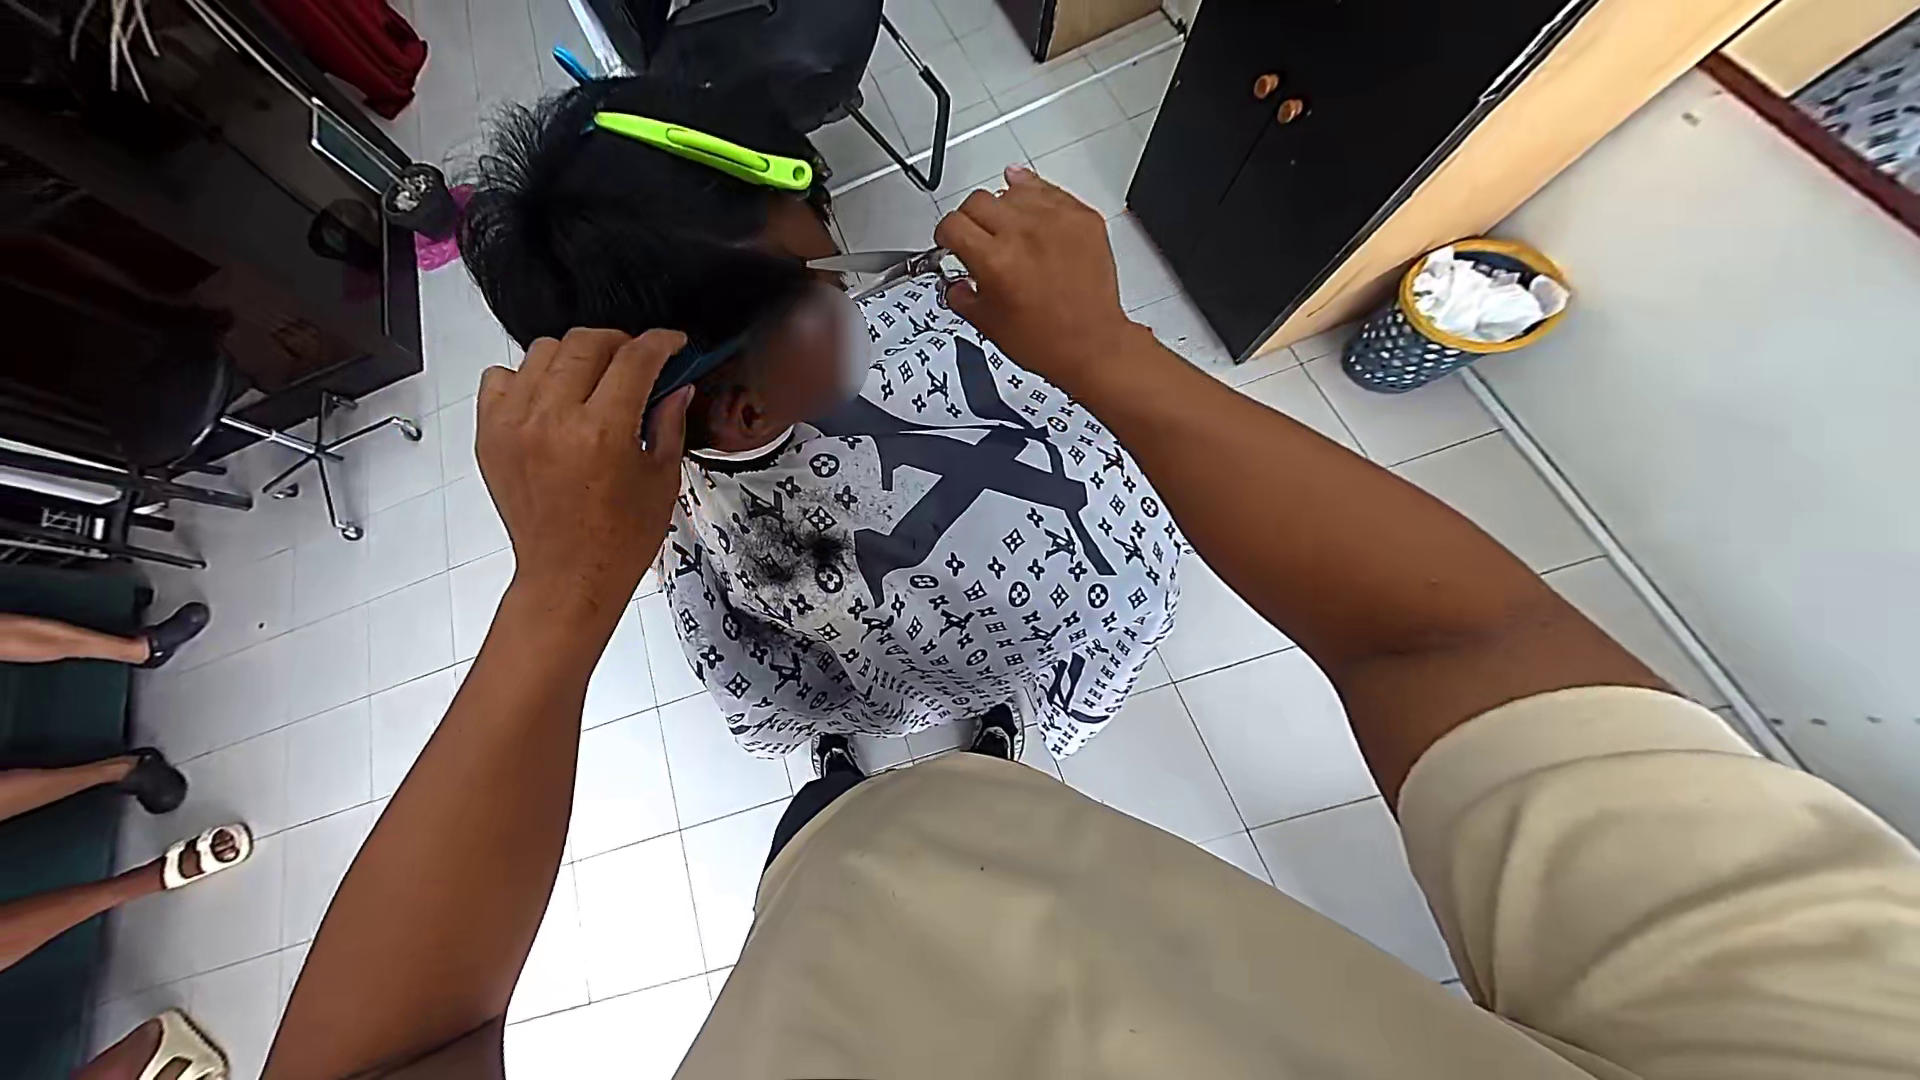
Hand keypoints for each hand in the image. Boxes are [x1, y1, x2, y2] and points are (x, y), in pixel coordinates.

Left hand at [475, 328, 693, 622]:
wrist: (571, 573)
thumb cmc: (620, 536)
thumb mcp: (662, 477)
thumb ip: (669, 421)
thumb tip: (678, 386)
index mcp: (604, 431)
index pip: (636, 358)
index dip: (661, 342)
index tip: (673, 343)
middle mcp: (553, 419)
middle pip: (587, 342)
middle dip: (622, 342)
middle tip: (640, 358)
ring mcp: (514, 424)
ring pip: (544, 351)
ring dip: (579, 355)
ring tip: (597, 379)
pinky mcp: (489, 434)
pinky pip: (502, 377)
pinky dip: (531, 376)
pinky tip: (554, 398)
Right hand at [934, 166, 1148, 387]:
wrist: (1091, 345)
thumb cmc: (1047, 342)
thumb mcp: (989, 326)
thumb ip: (961, 297)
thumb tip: (954, 283)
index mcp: (996, 261)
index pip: (953, 225)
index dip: (945, 236)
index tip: (949, 242)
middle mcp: (1025, 234)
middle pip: (978, 201)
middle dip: (969, 220)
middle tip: (974, 237)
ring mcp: (1056, 222)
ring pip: (1012, 190)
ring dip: (1001, 207)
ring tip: (1005, 228)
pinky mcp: (1081, 218)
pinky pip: (1048, 190)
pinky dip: (1032, 195)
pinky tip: (1026, 202)